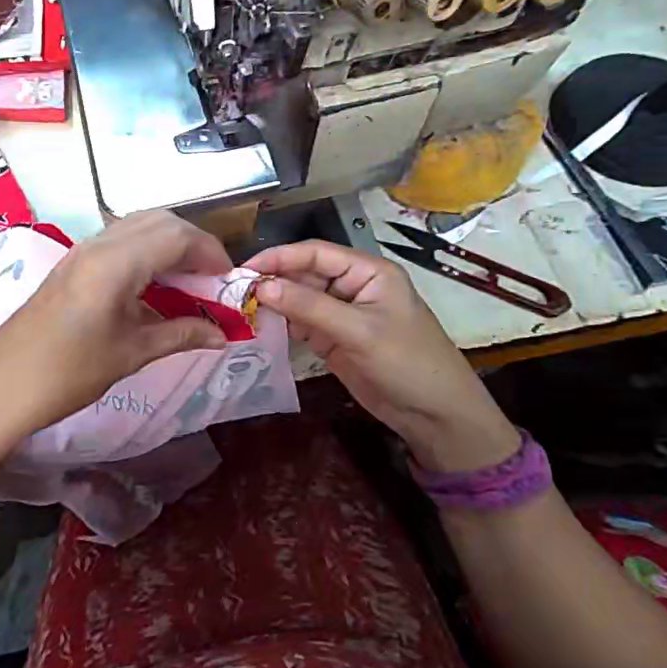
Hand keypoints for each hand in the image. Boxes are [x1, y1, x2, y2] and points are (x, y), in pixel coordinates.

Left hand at [0, 211, 231, 448]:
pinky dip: (148, 253)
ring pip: (139, 227)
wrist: (1, 387)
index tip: (229, 283)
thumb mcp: (132, 353)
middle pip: (161, 221)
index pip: (178, 236)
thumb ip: (181, 334)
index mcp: (115, 262)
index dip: (211, 254)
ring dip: (170, 246)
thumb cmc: (68, 372)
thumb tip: (223, 334)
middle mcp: (99, 245)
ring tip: (188, 284)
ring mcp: (82, 251)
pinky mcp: (73, 264)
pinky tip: (155, 287)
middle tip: (211, 281)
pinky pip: (120, 241)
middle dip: (194, 244)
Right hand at [245, 240, 520, 470]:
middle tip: (232, 292)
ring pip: (298, 298)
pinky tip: (258, 324)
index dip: (278, 257)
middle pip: (303, 274)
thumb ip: (309, 306)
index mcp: (366, 271)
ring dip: (272, 302)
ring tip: (237, 307)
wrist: (434, 414)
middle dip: (271, 280)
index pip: (315, 253)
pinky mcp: (333, 339)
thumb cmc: (407, 362)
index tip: (243, 269)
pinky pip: (301, 323)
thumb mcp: (358, 331)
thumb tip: (261, 287)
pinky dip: (281, 323)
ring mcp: (341, 313)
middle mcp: (351, 286)